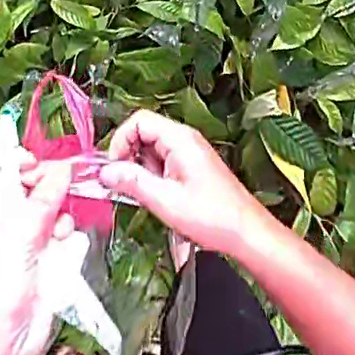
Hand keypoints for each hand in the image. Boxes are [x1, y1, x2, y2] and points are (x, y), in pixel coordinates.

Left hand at [0, 161, 74, 354]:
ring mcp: (24, 241)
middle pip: (32, 188)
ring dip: (59, 216)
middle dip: (48, 188)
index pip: (4, 172)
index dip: (24, 164)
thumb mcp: (19, 234)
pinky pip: (61, 234)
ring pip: (51, 210)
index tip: (42, 162)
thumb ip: (43, 197)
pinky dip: (66, 238)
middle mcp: (3, 222)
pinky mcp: (44, 259)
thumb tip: (61, 169)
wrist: (7, 345)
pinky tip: (63, 245)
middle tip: (60, 187)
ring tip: (58, 228)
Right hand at [97, 110, 279, 259]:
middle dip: (130, 156)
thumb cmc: (214, 218)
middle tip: (128, 183)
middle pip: (144, 132)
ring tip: (150, 195)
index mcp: (179, 139)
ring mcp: (190, 150)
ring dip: (143, 169)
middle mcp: (185, 138)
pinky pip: (163, 159)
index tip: (114, 166)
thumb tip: (106, 172)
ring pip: (152, 147)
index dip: (121, 140)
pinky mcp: (193, 164)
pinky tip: (162, 197)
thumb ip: (132, 182)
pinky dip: (155, 175)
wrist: (247, 234)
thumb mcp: (165, 201)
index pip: (138, 121)